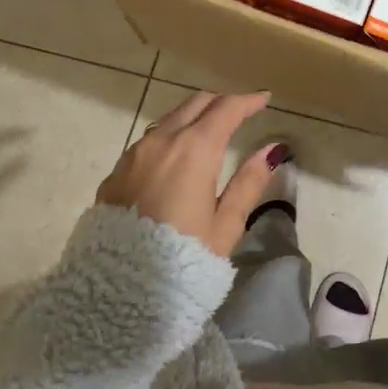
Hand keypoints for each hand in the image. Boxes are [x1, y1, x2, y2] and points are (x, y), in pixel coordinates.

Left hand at [96, 91, 288, 256]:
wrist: (118, 289)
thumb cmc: (183, 257)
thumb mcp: (226, 224)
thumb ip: (249, 181)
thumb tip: (272, 150)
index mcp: (195, 149)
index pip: (226, 109)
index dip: (248, 101)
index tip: (263, 99)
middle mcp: (161, 142)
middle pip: (195, 104)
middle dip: (221, 102)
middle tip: (240, 110)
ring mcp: (133, 156)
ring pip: (168, 120)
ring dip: (193, 118)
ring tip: (210, 131)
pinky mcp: (115, 174)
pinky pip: (147, 143)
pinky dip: (169, 138)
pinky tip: (176, 158)